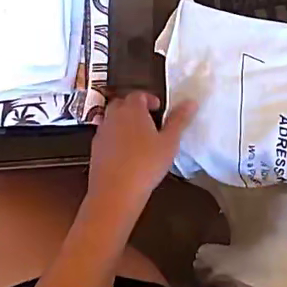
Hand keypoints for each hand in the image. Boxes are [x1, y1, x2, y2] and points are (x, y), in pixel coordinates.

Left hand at [85, 91, 196, 220]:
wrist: (115, 191)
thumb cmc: (146, 163)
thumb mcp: (169, 142)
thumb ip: (179, 120)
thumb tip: (191, 102)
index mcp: (132, 110)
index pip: (138, 94)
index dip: (150, 99)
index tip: (159, 108)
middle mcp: (113, 116)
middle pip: (122, 103)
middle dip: (135, 108)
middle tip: (150, 120)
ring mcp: (101, 132)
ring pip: (112, 119)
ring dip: (124, 122)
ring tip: (139, 137)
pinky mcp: (95, 149)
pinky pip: (107, 135)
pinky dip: (116, 137)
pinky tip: (127, 153)